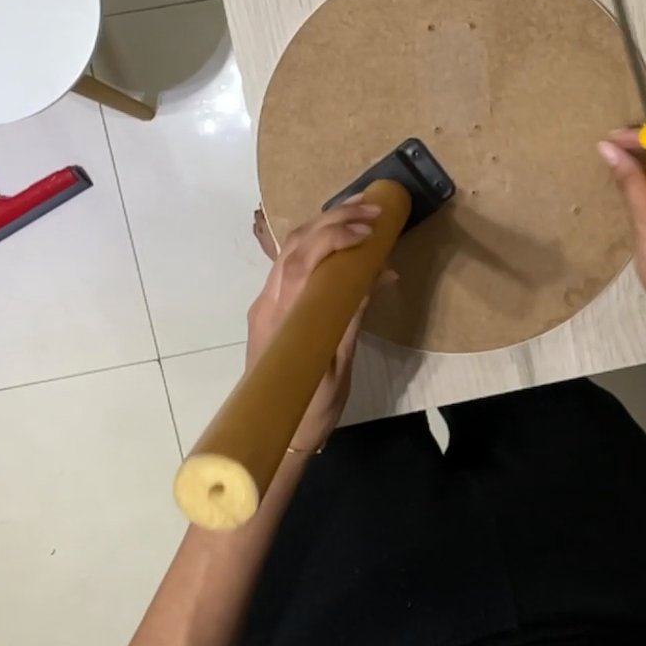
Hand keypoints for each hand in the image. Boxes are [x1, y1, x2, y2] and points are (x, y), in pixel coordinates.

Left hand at [245, 199, 392, 453]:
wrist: (272, 434)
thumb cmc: (310, 408)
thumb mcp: (339, 369)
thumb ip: (352, 320)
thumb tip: (379, 276)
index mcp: (281, 315)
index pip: (301, 259)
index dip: (334, 237)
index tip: (369, 233)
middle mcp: (268, 300)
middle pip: (295, 244)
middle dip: (335, 220)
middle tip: (374, 210)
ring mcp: (266, 300)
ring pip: (290, 247)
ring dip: (326, 224)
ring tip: (362, 211)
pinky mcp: (271, 304)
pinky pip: (291, 260)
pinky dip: (318, 240)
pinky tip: (341, 235)